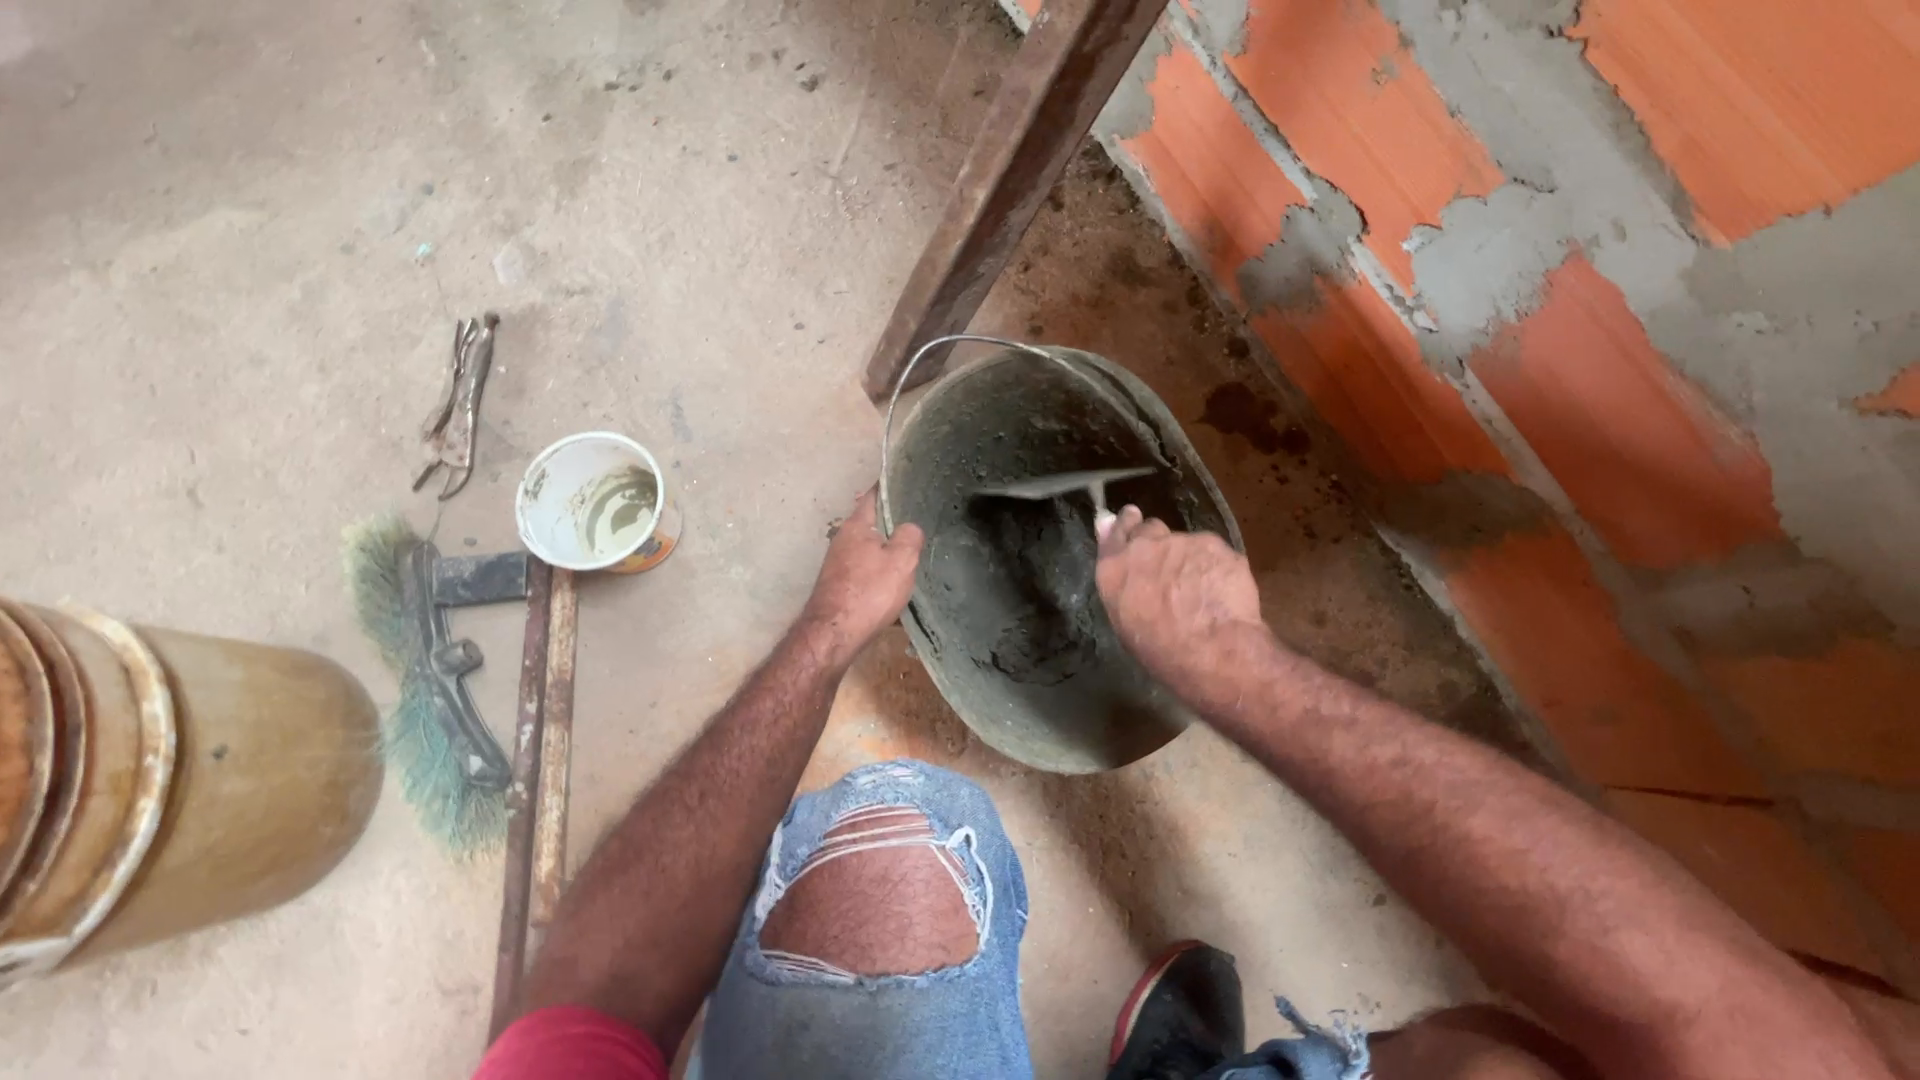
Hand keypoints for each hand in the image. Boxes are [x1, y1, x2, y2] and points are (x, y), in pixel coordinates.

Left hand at [800, 488, 925, 667]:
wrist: (834, 634)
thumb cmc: (869, 592)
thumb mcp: (901, 560)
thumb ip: (910, 537)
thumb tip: (909, 528)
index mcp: (856, 526)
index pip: (874, 495)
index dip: (890, 486)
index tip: (908, 481)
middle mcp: (842, 540)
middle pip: (871, 522)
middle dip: (892, 521)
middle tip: (918, 519)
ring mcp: (837, 564)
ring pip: (868, 548)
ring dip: (886, 549)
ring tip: (911, 552)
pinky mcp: (839, 585)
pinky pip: (865, 570)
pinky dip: (879, 571)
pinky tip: (894, 583)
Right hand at [1095, 505, 1268, 696]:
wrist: (1211, 650)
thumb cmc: (1159, 649)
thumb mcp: (1124, 619)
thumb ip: (1118, 574)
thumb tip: (1107, 528)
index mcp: (1114, 568)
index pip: (1115, 530)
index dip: (1126, 526)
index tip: (1132, 522)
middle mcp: (1144, 546)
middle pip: (1150, 529)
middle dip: (1159, 544)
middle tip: (1170, 568)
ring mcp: (1181, 541)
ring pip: (1185, 542)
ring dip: (1190, 559)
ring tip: (1201, 591)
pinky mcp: (1215, 544)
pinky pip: (1213, 552)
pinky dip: (1216, 567)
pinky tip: (1222, 592)